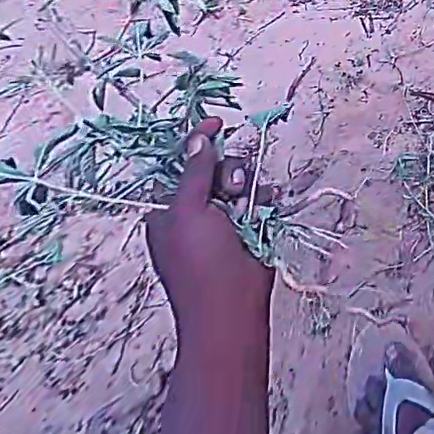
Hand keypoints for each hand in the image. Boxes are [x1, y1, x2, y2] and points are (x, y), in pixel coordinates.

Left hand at [146, 118, 274, 343]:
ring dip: (247, 186)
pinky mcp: (249, 224)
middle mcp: (196, 209)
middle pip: (216, 166)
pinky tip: (262, 209)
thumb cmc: (200, 265)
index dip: (197, 141)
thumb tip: (197, 140)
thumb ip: (194, 173)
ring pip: (241, 179)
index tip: (216, 123)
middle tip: (231, 189)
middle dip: (228, 171)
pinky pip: (259, 196)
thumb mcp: (187, 213)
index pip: (182, 162)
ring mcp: (224, 217)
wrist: (232, 310)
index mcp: (170, 207)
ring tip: (246, 206)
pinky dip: (263, 199)